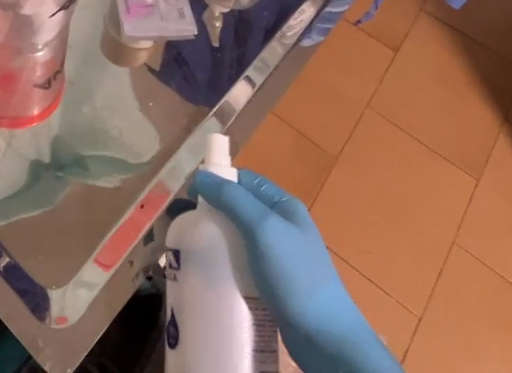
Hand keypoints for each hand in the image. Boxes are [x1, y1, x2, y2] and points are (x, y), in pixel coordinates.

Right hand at [195, 170, 401, 372]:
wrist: (325, 337)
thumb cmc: (295, 275)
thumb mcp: (263, 228)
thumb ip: (232, 199)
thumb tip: (200, 175)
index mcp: (284, 206)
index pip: (244, 180)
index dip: (217, 182)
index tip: (189, 198)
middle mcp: (282, 226)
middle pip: (239, 208)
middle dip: (213, 214)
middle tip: (186, 228)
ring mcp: (278, 256)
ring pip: (239, 238)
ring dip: (217, 241)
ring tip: (193, 251)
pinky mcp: (272, 282)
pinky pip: (243, 263)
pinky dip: (226, 264)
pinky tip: (212, 274)